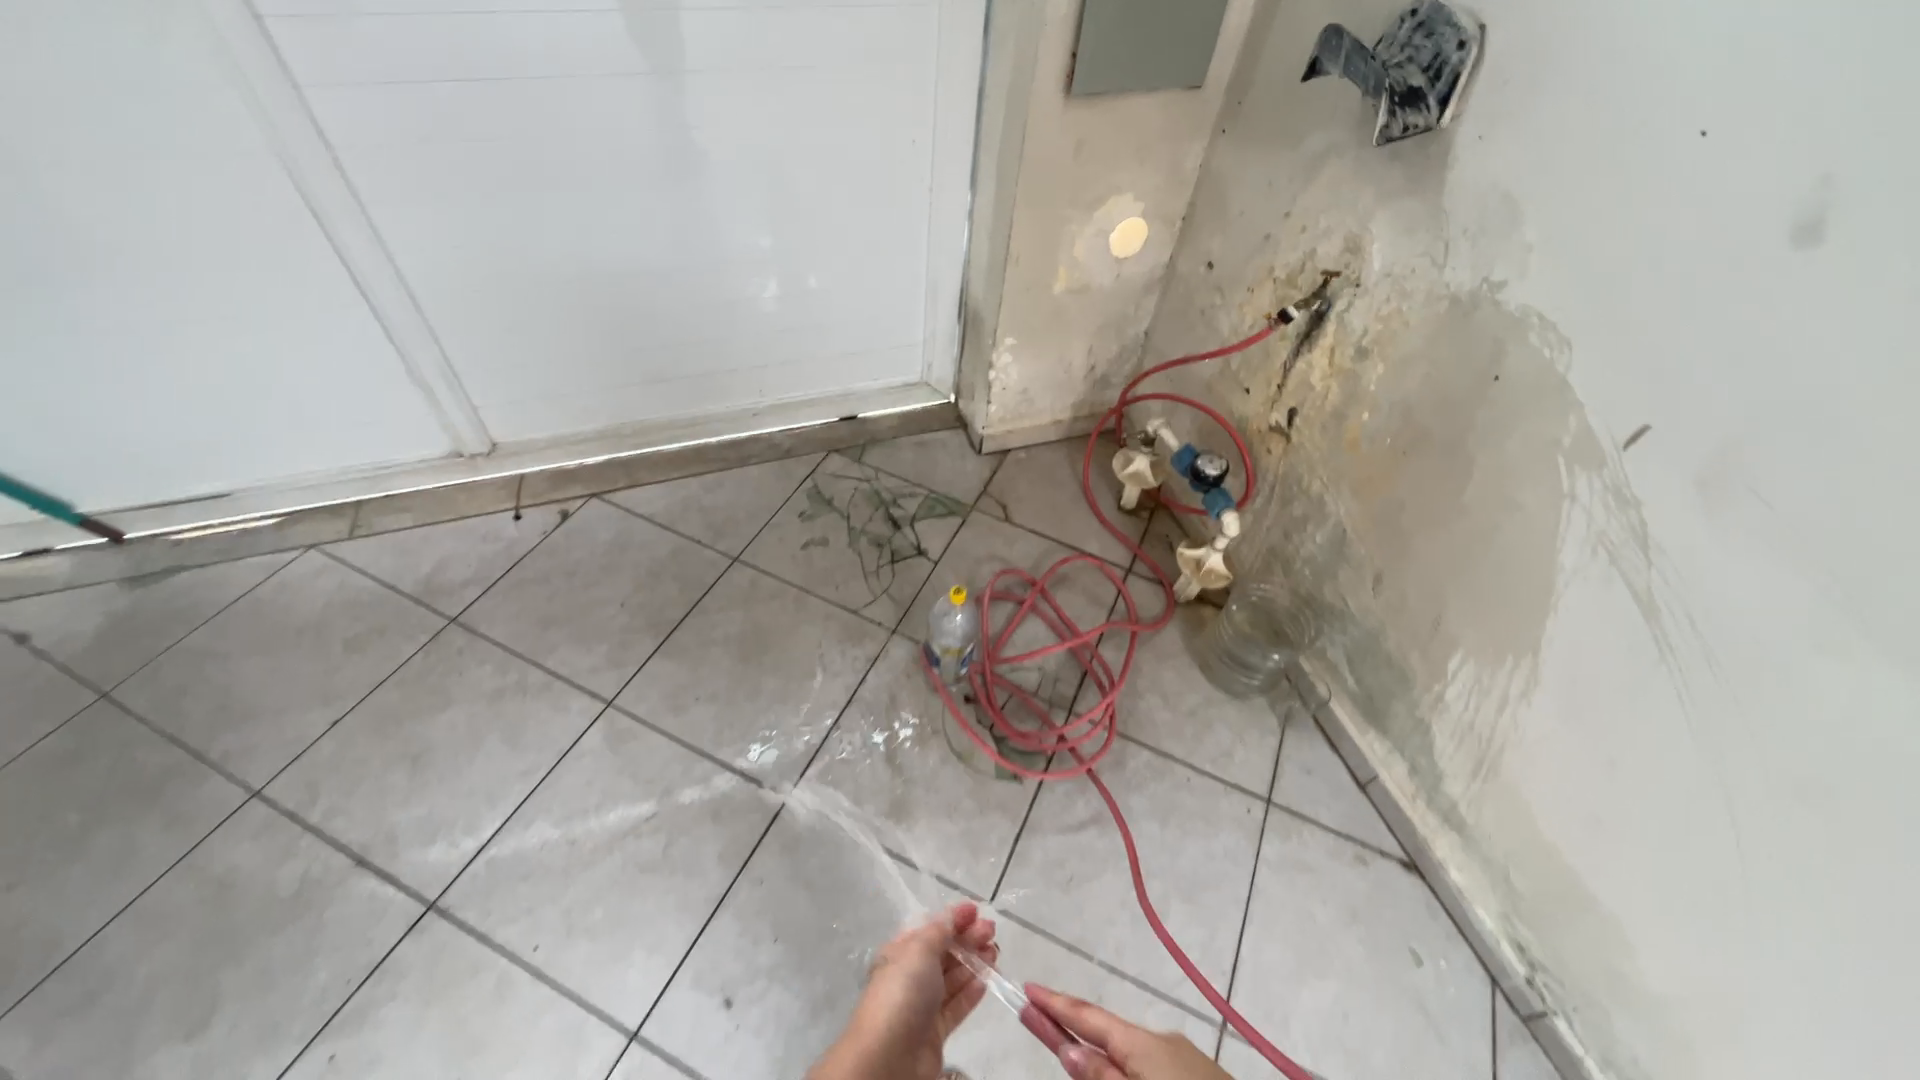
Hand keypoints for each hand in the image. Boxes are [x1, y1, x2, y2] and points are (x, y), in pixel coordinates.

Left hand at [807, 902, 999, 1079]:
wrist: (889, 1056)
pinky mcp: (935, 1030)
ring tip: (996, 952)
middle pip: (943, 952)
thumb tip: (953, 915)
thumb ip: (939, 931)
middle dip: (967, 938)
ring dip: (974, 962)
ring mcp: (923, 1004)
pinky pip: (957, 1005)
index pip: (929, 929)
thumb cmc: (902, 993)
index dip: (952, 918)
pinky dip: (972, 991)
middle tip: (992, 930)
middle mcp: (910, 976)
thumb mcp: (918, 950)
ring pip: (952, 978)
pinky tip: (988, 979)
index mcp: (899, 952)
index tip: (976, 910)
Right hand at [1026, 984, 1232, 1079]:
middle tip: (1034, 1016)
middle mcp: (1161, 1041)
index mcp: (1143, 1044)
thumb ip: (1103, 1077)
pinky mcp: (1198, 1072)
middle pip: (1107, 1034)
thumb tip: (1069, 1048)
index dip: (1055, 1004)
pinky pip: (1150, 1066)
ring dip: (1102, 1057)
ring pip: (1130, 1054)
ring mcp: (1183, 1057)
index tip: (1027, 987)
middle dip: (1072, 1028)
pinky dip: (1127, 1069)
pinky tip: (1121, 1073)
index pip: (1088, 1017)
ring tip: (1076, 1051)